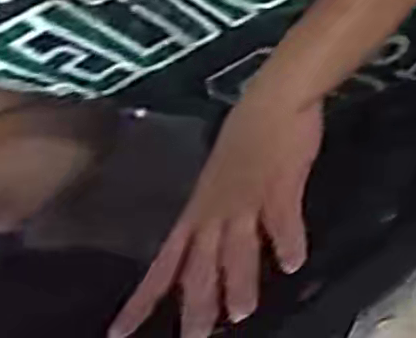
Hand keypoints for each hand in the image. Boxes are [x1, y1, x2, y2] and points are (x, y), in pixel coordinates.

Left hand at [110, 100, 322, 337]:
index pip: (165, 261)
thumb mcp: (225, 165)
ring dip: (240, 283)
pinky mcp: (282, 186)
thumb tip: (224, 211)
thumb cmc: (252, 126)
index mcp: (199, 207)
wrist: (275, 101)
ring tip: (242, 313)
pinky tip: (295, 261)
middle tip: (198, 337)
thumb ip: (224, 192)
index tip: (119, 335)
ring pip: (238, 251)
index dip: (144, 298)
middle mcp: (216, 212)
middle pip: (201, 266)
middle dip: (198, 304)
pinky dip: (288, 243)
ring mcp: (249, 200)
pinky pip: (283, 221)